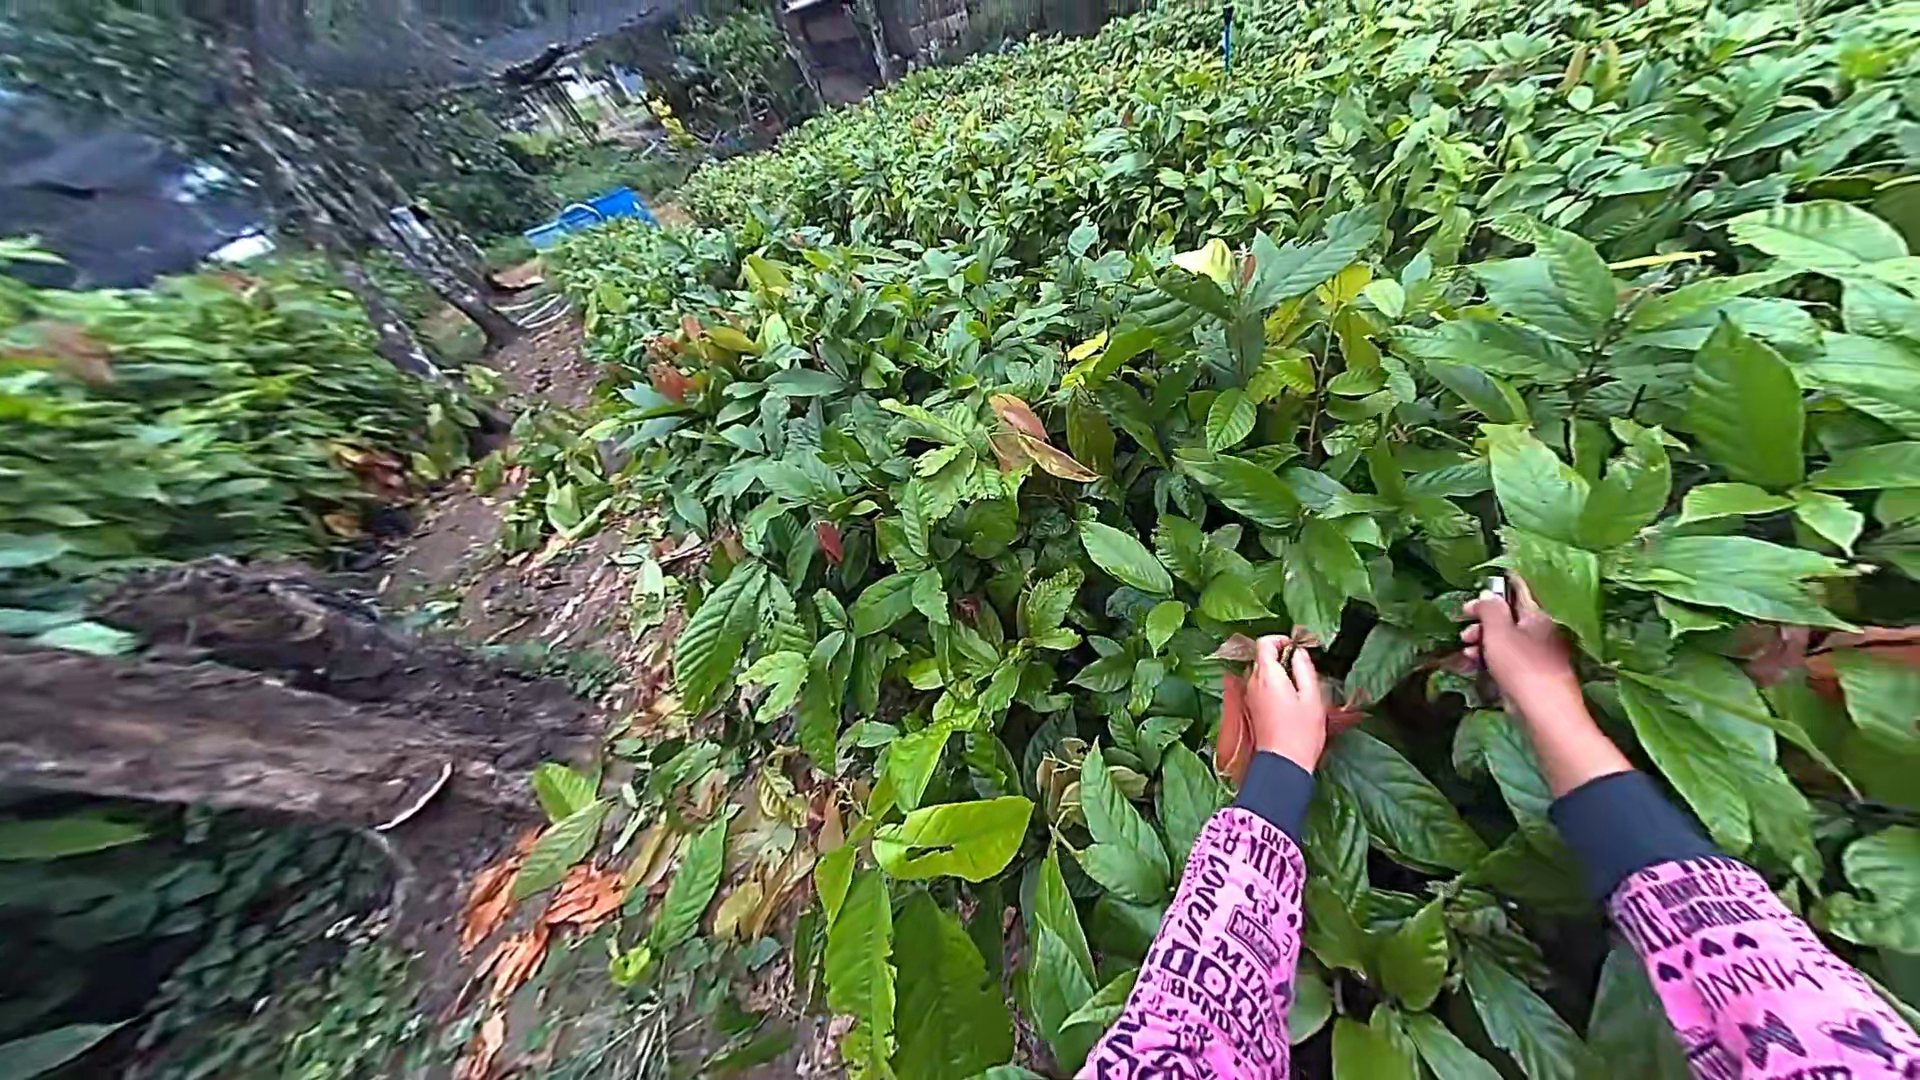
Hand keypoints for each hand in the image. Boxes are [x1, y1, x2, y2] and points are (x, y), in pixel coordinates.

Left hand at [1245, 634, 1326, 771]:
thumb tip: (1299, 652)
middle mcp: (1252, 681)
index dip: (1280, 639)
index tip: (1297, 647)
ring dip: (1277, 670)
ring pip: (1260, 670)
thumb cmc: (1302, 731)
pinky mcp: (1251, 704)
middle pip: (1262, 656)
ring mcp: (1249, 693)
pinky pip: (1259, 684)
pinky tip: (1289, 696)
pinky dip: (1272, 682)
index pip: (1264, 643)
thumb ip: (1304, 669)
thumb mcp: (1312, 697)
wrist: (1283, 761)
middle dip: (1281, 655)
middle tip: (1303, 666)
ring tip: (1299, 683)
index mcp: (1266, 675)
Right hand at [1461, 576, 1585, 726]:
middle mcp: (1542, 628)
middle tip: (1464, 622)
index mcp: (1538, 615)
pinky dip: (1489, 654)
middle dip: (1482, 617)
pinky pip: (1506, 652)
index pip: (1520, 588)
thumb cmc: (1520, 665)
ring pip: (1504, 634)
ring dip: (1481, 638)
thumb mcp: (1498, 631)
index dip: (1498, 585)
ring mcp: (1538, 649)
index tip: (1478, 588)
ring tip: (1467, 648)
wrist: (1543, 708)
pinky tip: (1475, 662)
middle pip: (1507, 613)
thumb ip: (1490, 609)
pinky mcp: (1531, 667)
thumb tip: (1488, 593)